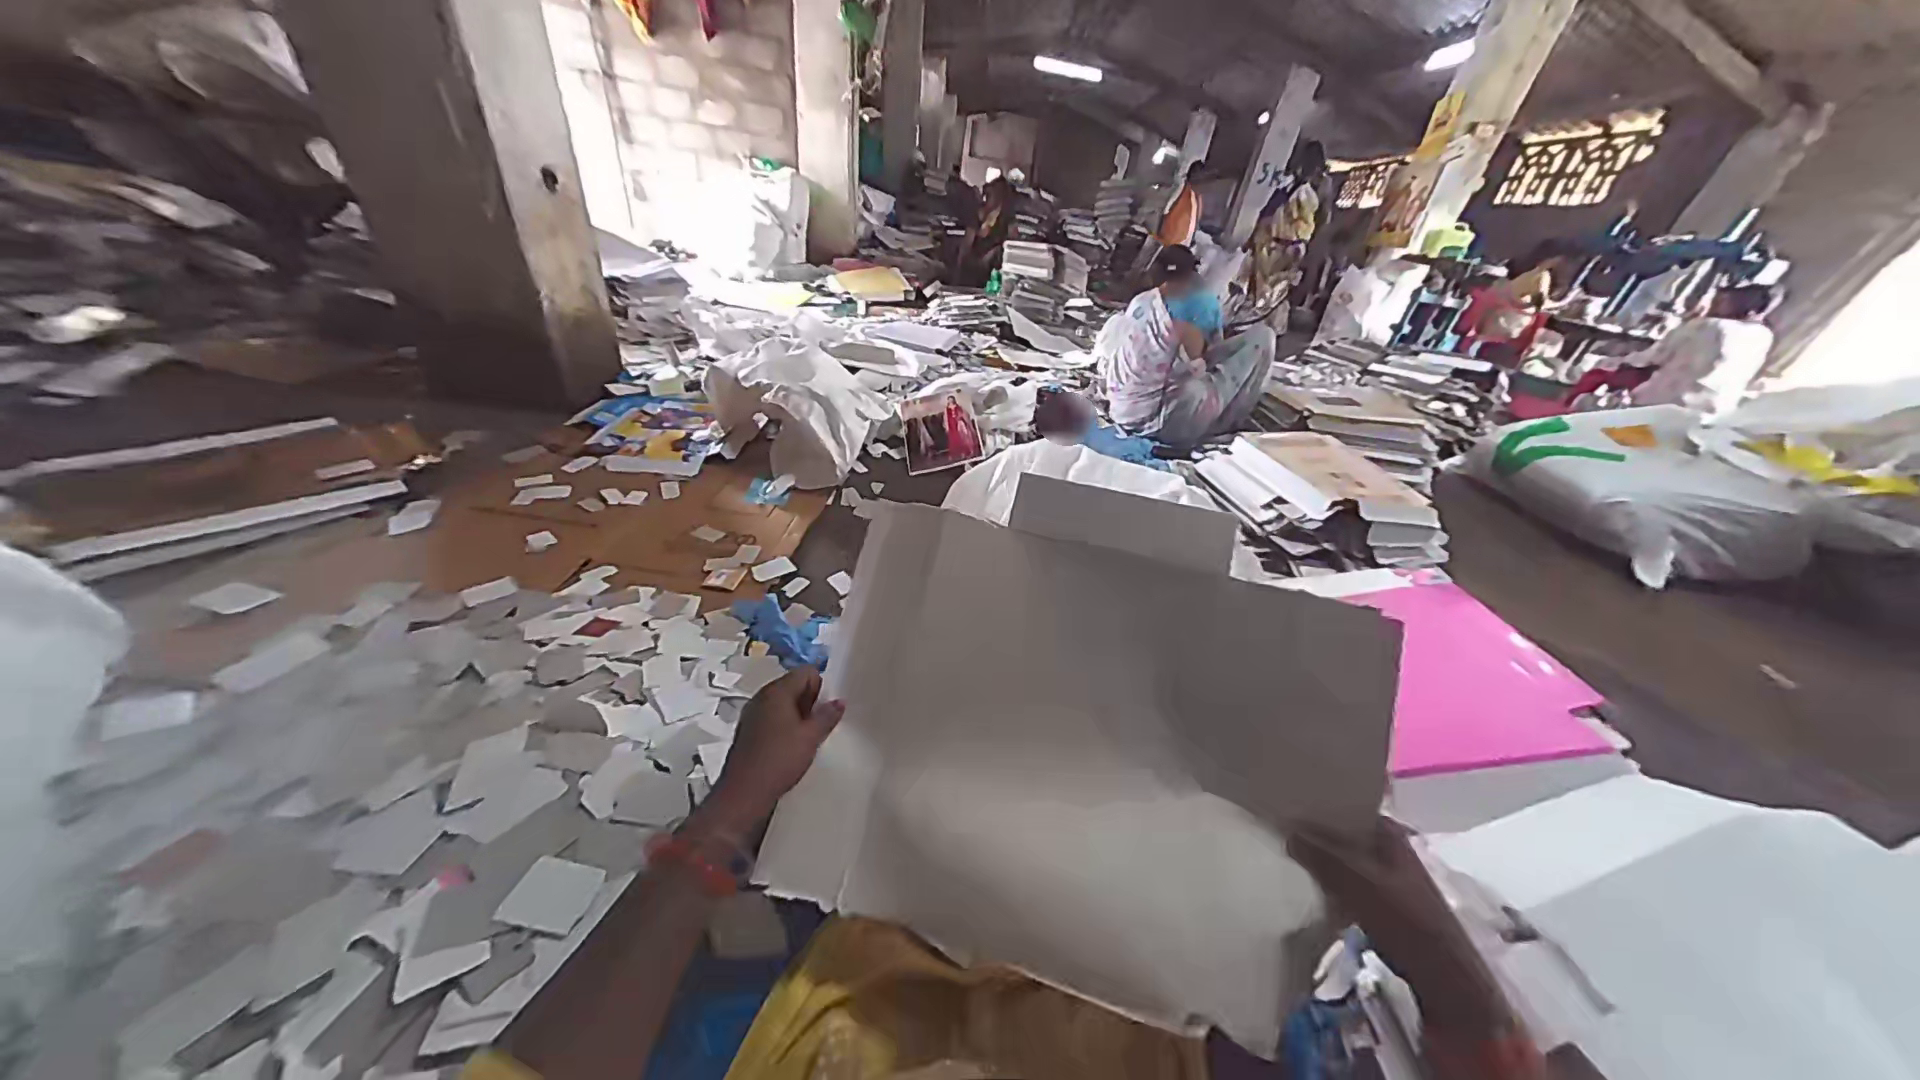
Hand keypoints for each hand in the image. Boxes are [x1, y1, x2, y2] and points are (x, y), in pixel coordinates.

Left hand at [686, 668, 843, 841]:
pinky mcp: (748, 731)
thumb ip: (827, 715)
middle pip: (793, 685)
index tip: (825, 711)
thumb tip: (839, 701)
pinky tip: (790, 747)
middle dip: (810, 701)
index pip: (806, 673)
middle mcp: (762, 697)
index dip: (821, 688)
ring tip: (807, 739)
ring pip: (783, 703)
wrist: (743, 794)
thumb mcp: (811, 737)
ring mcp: (752, 714)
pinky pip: (772, 717)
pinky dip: (784, 726)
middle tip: (819, 726)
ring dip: (798, 715)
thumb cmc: (779, 760)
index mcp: (776, 691)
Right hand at [1289, 818, 1515, 1040]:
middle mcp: (1390, 849)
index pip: (1347, 806)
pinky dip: (1329, 882)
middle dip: (1316, 833)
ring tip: (1288, 854)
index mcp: (1390, 834)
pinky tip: (1309, 886)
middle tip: (1281, 829)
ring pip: (1344, 859)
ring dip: (1321, 859)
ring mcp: (1388, 877)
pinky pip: (1347, 882)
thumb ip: (1320, 856)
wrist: (1446, 982)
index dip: (1319, 805)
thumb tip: (1288, 832)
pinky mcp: (1384, 903)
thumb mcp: (1357, 884)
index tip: (1287, 804)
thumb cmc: (1406, 921)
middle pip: (1344, 833)